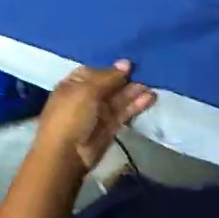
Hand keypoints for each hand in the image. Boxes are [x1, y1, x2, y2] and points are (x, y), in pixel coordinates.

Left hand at [30, 60, 155, 172]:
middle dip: (127, 79)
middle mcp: (87, 96)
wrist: (66, 154)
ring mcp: (99, 112)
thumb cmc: (71, 116)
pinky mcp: (111, 126)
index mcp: (74, 84)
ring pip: (120, 98)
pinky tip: (150, 98)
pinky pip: (125, 112)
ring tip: (151, 86)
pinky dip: (136, 105)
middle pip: (110, 84)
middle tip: (147, 73)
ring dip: (134, 92)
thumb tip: (126, 63)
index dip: (112, 68)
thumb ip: (108, 77)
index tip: (131, 64)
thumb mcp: (86, 90)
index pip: (96, 71)